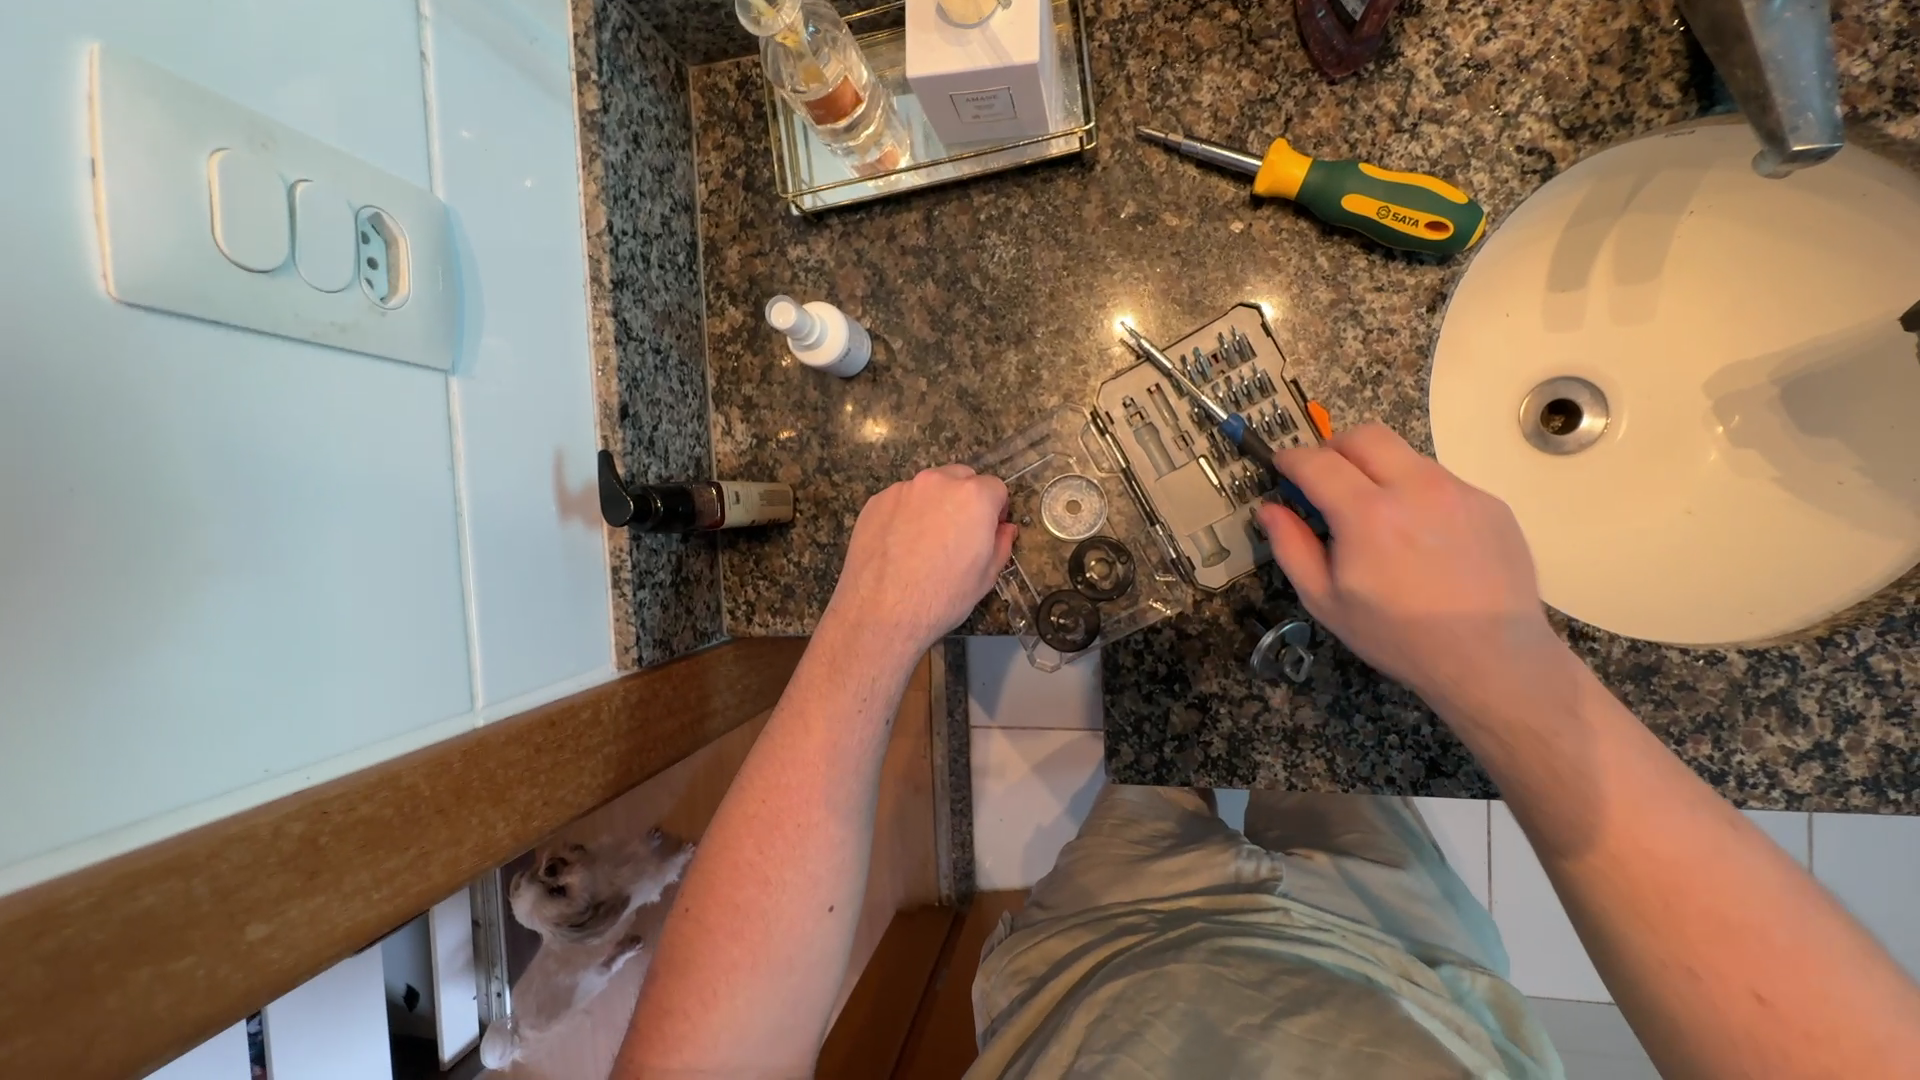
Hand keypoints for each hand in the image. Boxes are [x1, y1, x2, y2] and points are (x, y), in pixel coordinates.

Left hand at [824, 465, 1016, 657]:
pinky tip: (900, 545)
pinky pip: (901, 500)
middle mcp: (937, 483)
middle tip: (958, 534)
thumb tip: (1005, 529)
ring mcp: (903, 490)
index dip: (996, 510)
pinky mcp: (876, 502)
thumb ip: (1000, 544)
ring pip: (929, 488)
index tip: (989, 530)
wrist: (881, 612)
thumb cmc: (941, 597)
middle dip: (966, 499)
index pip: (995, 488)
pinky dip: (905, 514)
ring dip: (934, 504)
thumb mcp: (985, 577)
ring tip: (925, 542)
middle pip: (961, 478)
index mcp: (973, 497)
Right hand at [1255, 423, 1565, 717]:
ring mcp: (1458, 491)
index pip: (1317, 462)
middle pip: (1364, 436)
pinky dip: (1415, 492)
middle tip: (1324, 479)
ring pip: (1405, 455)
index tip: (1282, 466)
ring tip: (1375, 514)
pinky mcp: (1488, 503)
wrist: (1491, 658)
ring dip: (1377, 470)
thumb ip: (1291, 547)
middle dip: (1334, 448)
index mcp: (1367, 514)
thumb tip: (1271, 509)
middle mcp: (1415, 488)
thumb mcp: (1324, 601)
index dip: (1291, 459)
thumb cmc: (1397, 635)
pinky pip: (1440, 480)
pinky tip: (1420, 537)